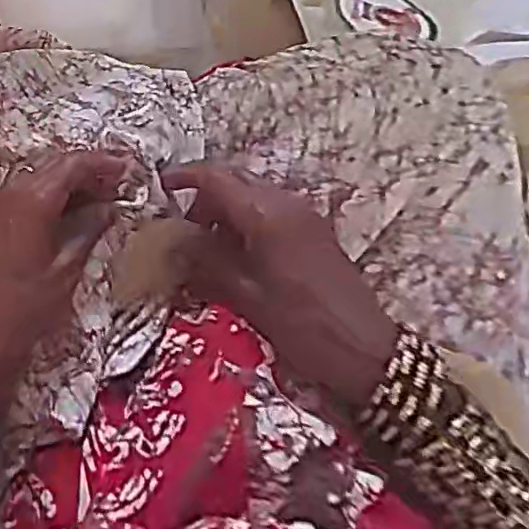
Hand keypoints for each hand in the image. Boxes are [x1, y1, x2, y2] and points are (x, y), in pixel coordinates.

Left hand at [0, 150, 133, 417]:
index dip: (105, 161)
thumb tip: (111, 206)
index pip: (74, 163)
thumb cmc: (29, 305)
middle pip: (60, 163)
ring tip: (110, 192)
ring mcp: (6, 202)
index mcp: (34, 197)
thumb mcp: (68, 266)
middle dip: (92, 167)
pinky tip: (84, 207)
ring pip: (48, 175)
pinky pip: (37, 190)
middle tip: (124, 178)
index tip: (131, 166)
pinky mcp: (4, 217)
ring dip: (77, 179)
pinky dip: (62, 192)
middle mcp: (17, 190)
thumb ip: (91, 227)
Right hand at [163, 160, 397, 407]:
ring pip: (251, 192)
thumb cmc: (302, 325)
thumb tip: (173, 241)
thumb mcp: (246, 295)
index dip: (184, 177)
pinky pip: (270, 208)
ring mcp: (302, 212)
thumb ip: (206, 261)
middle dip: (204, 195)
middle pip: (233, 179)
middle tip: (183, 227)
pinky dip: (246, 219)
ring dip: (226, 208)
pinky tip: (239, 253)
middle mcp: (283, 201)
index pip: (215, 177)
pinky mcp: (312, 228)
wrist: (367, 351)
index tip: (161, 186)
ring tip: (209, 247)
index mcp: (264, 213)